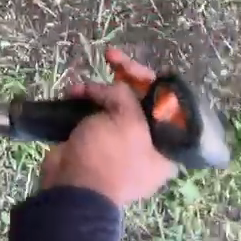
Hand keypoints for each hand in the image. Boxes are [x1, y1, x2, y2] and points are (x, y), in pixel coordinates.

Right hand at [38, 49, 178, 206]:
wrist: (76, 186)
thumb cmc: (110, 157)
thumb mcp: (126, 123)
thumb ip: (126, 97)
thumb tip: (111, 88)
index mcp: (168, 144)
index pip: (166, 103)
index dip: (149, 79)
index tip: (128, 64)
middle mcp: (148, 141)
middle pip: (141, 100)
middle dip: (125, 75)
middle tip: (109, 55)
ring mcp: (121, 140)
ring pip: (115, 103)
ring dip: (98, 88)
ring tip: (79, 87)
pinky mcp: (96, 138)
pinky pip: (95, 111)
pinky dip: (85, 99)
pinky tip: (72, 94)